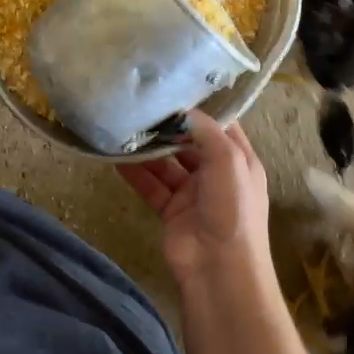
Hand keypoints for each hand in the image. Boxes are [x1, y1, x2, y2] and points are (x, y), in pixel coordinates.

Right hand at [117, 110, 271, 277]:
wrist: (219, 271)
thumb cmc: (232, 210)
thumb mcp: (229, 162)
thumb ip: (206, 131)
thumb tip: (182, 109)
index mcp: (238, 161)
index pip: (220, 124)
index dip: (200, 106)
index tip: (172, 83)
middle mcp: (216, 174)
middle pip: (188, 141)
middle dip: (167, 124)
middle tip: (139, 100)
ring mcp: (192, 193)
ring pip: (165, 162)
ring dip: (147, 146)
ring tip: (122, 123)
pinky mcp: (170, 209)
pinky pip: (150, 183)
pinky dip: (134, 170)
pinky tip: (115, 154)